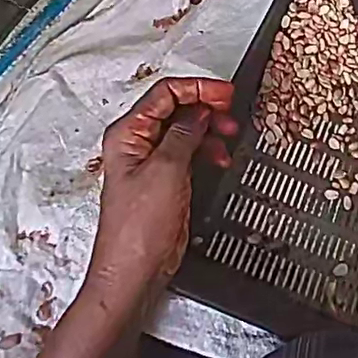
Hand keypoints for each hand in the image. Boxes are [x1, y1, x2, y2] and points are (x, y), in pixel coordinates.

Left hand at [88, 77, 237, 296]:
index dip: (197, 89)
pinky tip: (219, 156)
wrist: (136, 269)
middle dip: (205, 106)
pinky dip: (207, 148)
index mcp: (128, 134)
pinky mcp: (166, 178)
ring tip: (229, 134)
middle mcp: (137, 144)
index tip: (223, 93)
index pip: (164, 94)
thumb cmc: (137, 228)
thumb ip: (184, 134)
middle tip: (230, 109)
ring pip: (186, 129)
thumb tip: (199, 111)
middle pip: (176, 108)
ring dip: (210, 128)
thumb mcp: (166, 170)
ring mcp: (152, 161)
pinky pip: (190, 150)